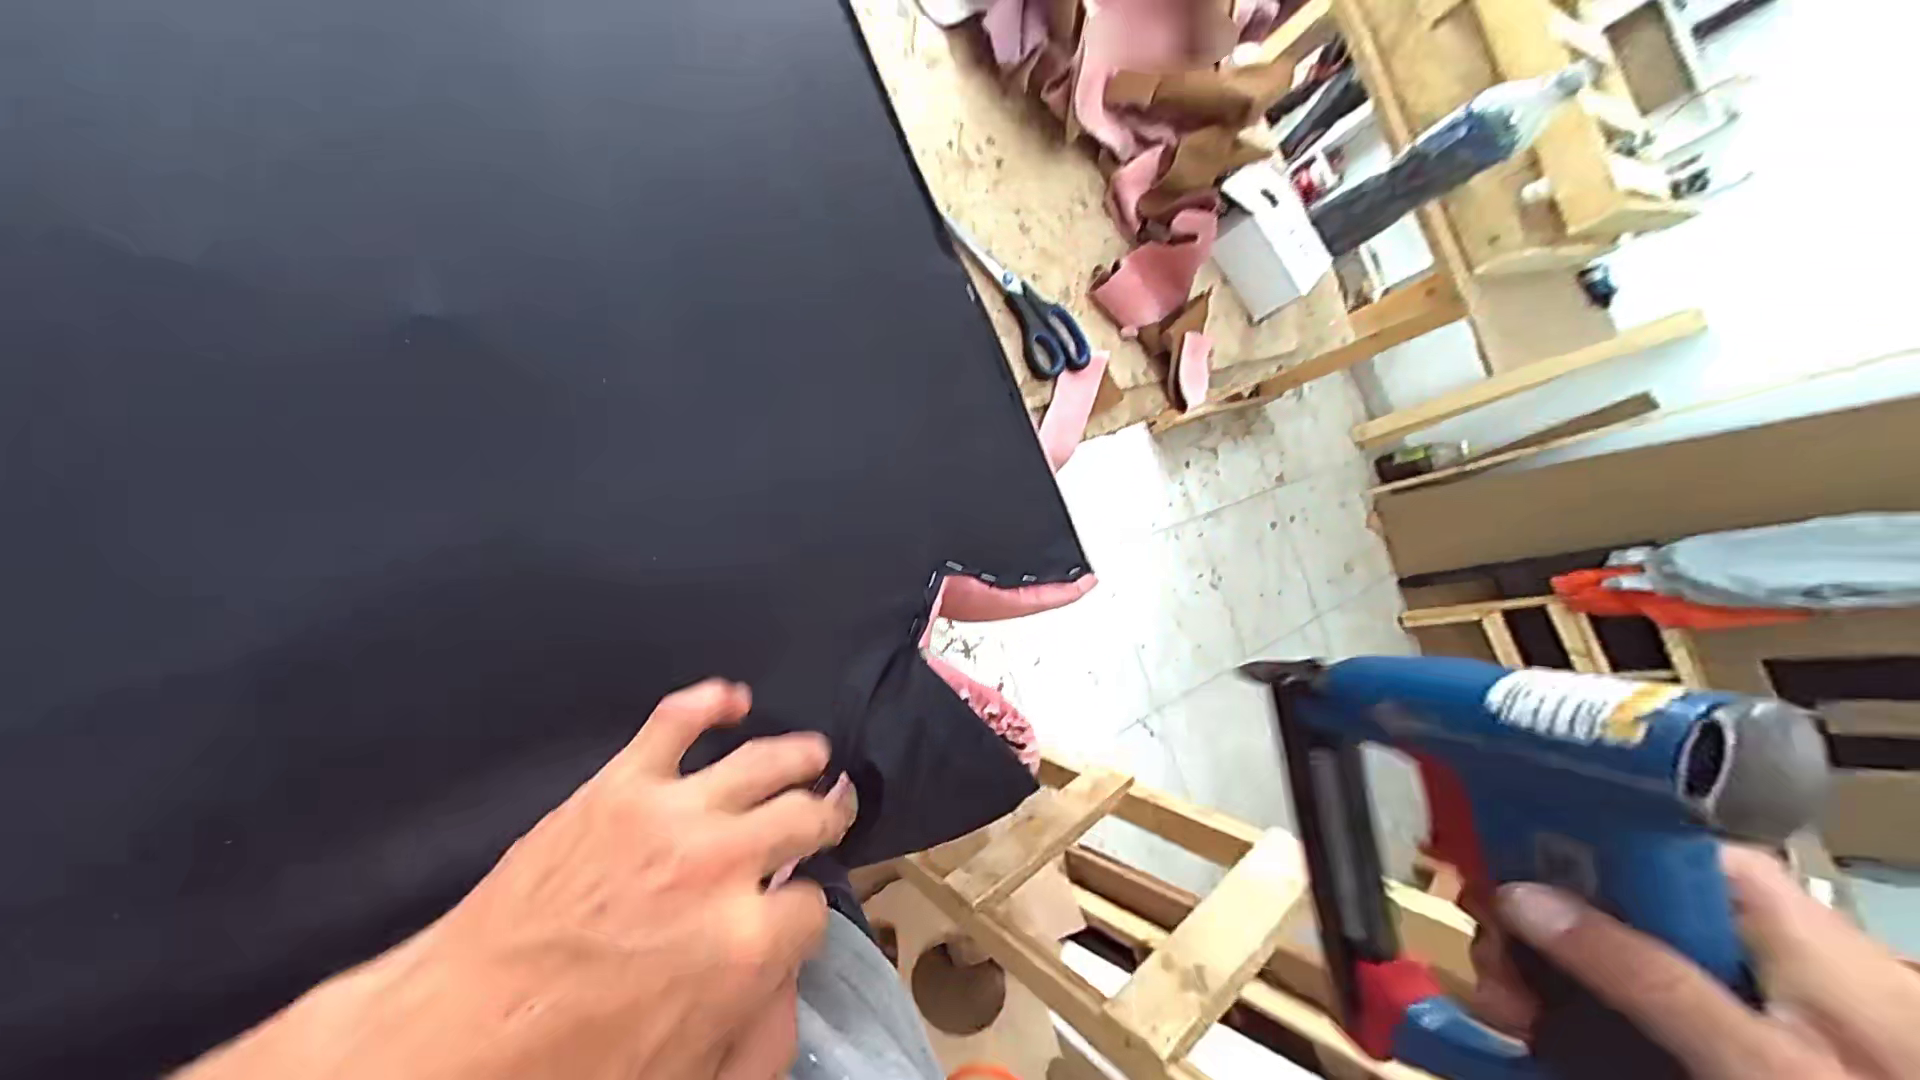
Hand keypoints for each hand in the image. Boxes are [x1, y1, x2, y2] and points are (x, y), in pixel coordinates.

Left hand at [181, 679, 857, 1079]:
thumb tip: (794, 977)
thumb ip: (763, 1041)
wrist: (445, 1046)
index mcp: (745, 945)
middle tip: (832, 809)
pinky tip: (733, 700)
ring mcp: (670, 815)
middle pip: (804, 816)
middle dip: (827, 815)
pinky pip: (676, 722)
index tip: (791, 913)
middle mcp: (723, 865)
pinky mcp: (619, 786)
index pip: (813, 905)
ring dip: (798, 754)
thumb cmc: (571, 1074)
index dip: (807, 911)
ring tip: (812, 753)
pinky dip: (710, 702)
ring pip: (762, 760)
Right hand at [1483, 846, 1919, 1078]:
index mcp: (1763, 905)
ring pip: (1610, 934)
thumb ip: (1641, 974)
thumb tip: (1516, 894)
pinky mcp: (1742, 1015)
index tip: (1494, 877)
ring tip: (1510, 1008)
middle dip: (1534, 919)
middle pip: (1605, 884)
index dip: (1553, 838)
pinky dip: (1584, 994)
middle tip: (1494, 971)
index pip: (1635, 828)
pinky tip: (1548, 1024)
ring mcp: (1744, 974)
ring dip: (1546, 963)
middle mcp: (1746, 922)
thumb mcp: (1764, 1067)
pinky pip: (1638, 978)